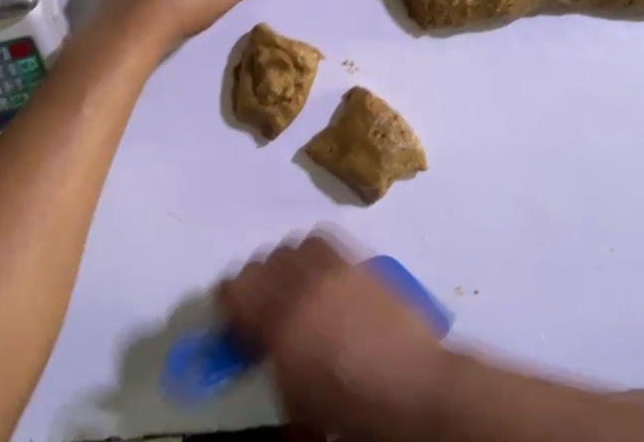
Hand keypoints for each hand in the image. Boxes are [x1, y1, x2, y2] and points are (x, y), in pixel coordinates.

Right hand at [218, 234, 447, 438]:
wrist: (414, 385)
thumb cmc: (353, 404)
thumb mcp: (297, 398)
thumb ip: (271, 362)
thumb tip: (259, 345)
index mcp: (278, 324)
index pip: (233, 290)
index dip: (229, 302)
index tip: (236, 318)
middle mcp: (300, 288)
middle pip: (258, 264)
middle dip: (256, 284)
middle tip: (264, 306)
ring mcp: (331, 269)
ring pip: (289, 247)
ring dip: (284, 265)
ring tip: (294, 285)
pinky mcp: (358, 261)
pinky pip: (322, 239)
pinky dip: (312, 251)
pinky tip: (320, 272)